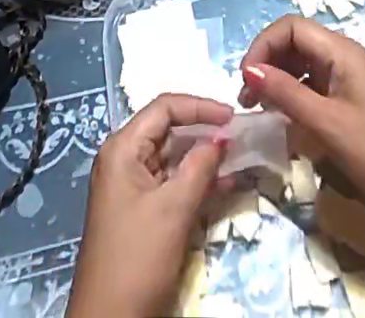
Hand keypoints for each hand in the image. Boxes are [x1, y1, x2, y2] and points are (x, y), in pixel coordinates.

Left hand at [68, 93, 229, 317]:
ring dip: (205, 156)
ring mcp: (132, 184)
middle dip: (204, 130)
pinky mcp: (142, 208)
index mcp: (122, 148)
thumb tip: (222, 137)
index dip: (199, 106)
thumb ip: (199, 167)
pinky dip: (197, 180)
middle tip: (241, 135)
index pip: (163, 108)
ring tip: (241, 155)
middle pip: (168, 129)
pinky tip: (228, 182)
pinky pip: (172, 181)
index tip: (233, 116)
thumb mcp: (173, 209)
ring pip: (173, 156)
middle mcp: (124, 158)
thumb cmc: (138, 257)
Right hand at [238, 15, 364, 233]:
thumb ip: (286, 93)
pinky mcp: (350, 101)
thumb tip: (248, 69)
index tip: (246, 79)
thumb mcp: (327, 124)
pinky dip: (292, 96)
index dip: (263, 45)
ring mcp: (348, 79)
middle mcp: (344, 57)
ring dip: (276, 80)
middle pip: (294, 42)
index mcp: (342, 52)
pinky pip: (312, 85)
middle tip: (247, 98)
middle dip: (266, 62)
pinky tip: (283, 120)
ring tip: (259, 109)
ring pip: (301, 64)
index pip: (290, 26)